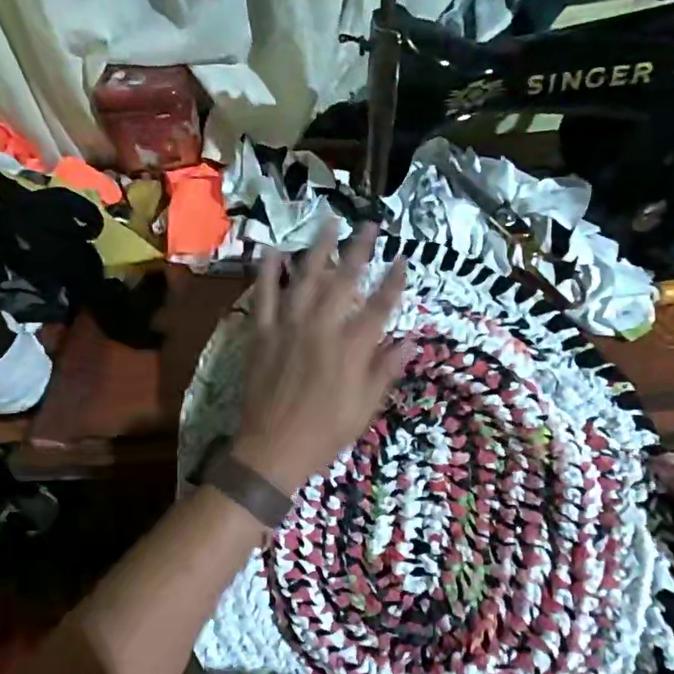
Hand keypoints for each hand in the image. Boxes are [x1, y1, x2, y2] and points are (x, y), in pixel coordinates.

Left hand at [233, 222, 411, 494]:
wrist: (273, 449)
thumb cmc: (325, 433)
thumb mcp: (365, 408)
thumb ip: (385, 371)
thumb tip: (411, 341)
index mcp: (351, 348)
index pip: (379, 306)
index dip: (393, 281)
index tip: (402, 259)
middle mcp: (322, 328)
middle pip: (344, 281)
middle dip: (359, 250)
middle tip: (368, 226)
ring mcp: (289, 328)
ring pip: (305, 279)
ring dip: (318, 250)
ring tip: (328, 224)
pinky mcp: (262, 334)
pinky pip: (264, 296)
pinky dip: (268, 273)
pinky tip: (274, 252)